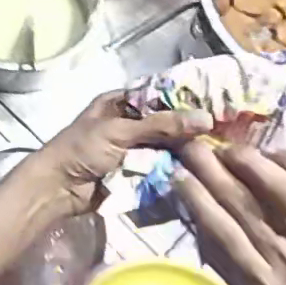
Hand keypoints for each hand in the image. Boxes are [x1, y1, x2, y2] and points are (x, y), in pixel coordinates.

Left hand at [18, 92, 212, 219]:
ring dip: (186, 152)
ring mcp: (133, 150)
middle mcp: (129, 122)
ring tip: (221, 154)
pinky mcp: (135, 173)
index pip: (160, 95)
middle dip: (190, 130)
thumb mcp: (120, 131)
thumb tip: (206, 118)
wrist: (57, 189)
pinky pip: (160, 169)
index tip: (220, 103)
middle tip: (228, 132)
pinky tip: (202, 172)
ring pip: (167, 148)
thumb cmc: (81, 150)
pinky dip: (175, 171)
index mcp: (120, 102)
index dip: (187, 99)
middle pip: (167, 123)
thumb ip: (161, 125)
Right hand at [175, 143, 285, 284]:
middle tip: (193, 146)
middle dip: (214, 172)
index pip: (223, 235)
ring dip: (253, 165)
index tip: (178, 174)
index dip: (198, 200)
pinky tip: (277, 154)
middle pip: (246, 208)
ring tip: (231, 149)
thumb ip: (232, 268)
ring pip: (284, 194)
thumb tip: (200, 223)